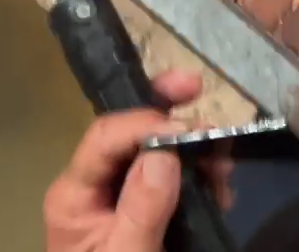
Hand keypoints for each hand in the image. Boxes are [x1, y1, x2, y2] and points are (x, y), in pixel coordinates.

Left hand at [44, 70, 233, 251]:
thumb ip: (142, 210)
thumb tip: (163, 150)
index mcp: (75, 196)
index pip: (105, 136)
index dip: (145, 121)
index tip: (186, 126)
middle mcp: (95, 186)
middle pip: (128, 128)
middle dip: (165, 105)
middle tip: (198, 88)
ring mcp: (120, 196)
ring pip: (155, 147)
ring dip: (193, 144)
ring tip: (224, 161)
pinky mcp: (146, 209)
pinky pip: (171, 174)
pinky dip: (199, 170)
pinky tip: (221, 185)